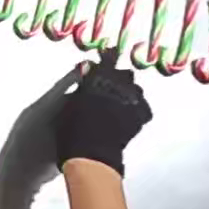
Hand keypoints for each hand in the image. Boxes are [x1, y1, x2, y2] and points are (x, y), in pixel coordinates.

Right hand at [55, 59, 150, 174]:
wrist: (90, 157)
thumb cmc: (71, 133)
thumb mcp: (67, 107)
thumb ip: (78, 87)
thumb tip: (85, 72)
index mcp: (99, 81)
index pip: (107, 60)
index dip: (107, 55)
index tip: (108, 51)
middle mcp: (120, 87)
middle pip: (124, 75)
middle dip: (117, 78)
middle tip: (109, 84)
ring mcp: (133, 101)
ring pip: (134, 89)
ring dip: (127, 92)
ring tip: (119, 100)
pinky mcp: (140, 117)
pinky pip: (141, 106)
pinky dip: (135, 107)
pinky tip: (128, 112)